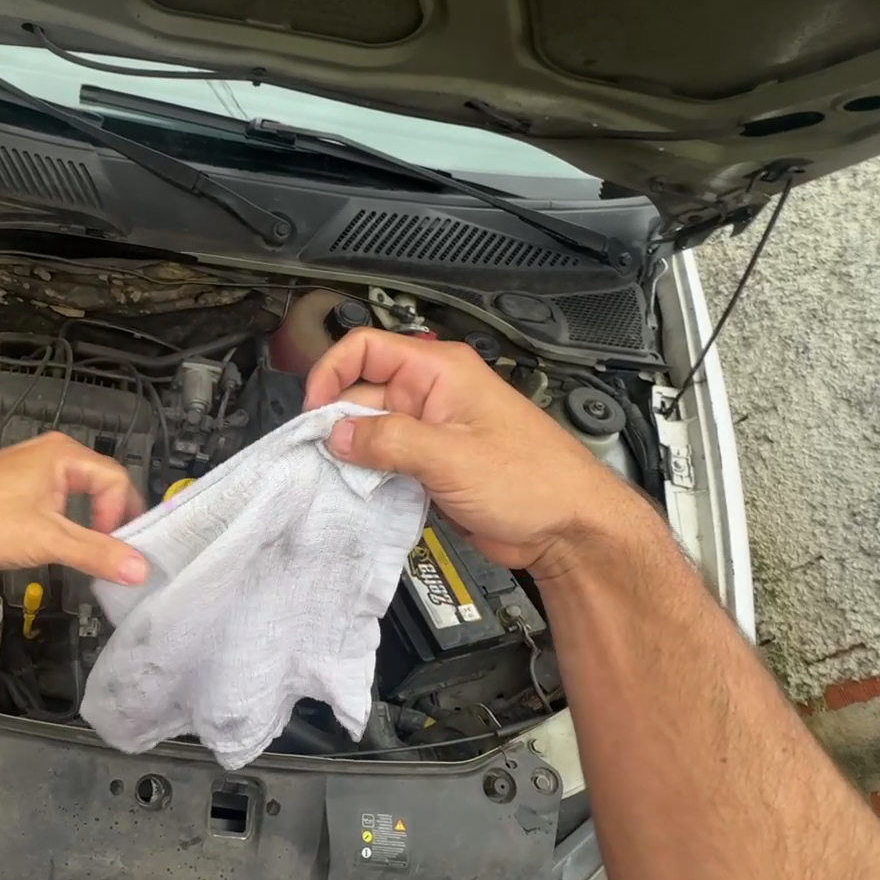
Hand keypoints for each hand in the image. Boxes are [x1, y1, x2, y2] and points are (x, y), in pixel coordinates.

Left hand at [0, 432, 148, 583]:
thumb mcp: (47, 541)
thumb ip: (97, 554)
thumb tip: (138, 568)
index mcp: (62, 454)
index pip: (116, 481)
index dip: (121, 517)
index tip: (115, 548)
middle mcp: (48, 455)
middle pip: (100, 486)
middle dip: (108, 520)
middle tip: (109, 553)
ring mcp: (29, 472)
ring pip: (77, 497)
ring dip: (85, 525)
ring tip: (83, 553)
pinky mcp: (14, 491)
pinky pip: (55, 504)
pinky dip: (64, 525)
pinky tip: (56, 546)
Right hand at [306, 328, 649, 578]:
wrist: (566, 531)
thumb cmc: (536, 482)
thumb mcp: (452, 456)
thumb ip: (389, 441)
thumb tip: (339, 434)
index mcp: (440, 372)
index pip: (364, 349)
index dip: (331, 372)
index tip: (313, 410)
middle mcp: (429, 395)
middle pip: (357, 394)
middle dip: (336, 424)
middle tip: (324, 456)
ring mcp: (426, 430)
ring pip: (366, 432)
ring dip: (351, 455)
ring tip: (344, 478)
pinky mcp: (425, 463)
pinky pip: (380, 461)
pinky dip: (366, 476)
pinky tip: (363, 493)